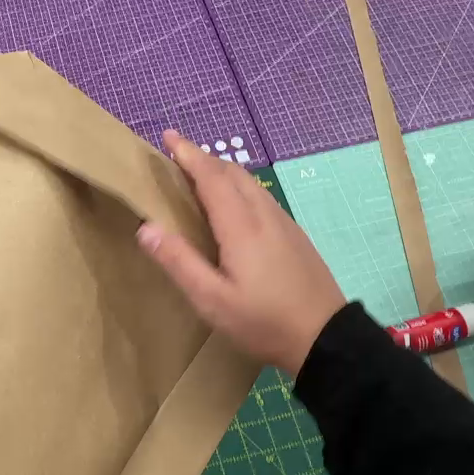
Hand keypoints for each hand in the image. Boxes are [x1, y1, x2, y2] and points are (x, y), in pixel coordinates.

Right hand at [138, 130, 346, 376]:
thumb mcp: (212, 300)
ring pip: (250, 183)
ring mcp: (284, 223)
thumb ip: (179, 262)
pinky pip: (261, 196)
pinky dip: (238, 187)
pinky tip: (234, 205)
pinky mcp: (295, 235)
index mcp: (240, 226)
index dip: (188, 154)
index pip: (210, 177)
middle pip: (232, 172)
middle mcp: (263, 214)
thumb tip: (146, 227)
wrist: (327, 338)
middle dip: (204, 158)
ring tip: (200, 175)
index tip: (168, 136)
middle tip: (177, 156)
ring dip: (223, 171)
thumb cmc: (263, 321)